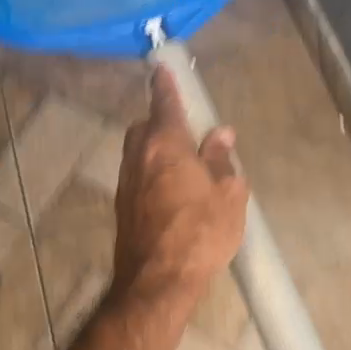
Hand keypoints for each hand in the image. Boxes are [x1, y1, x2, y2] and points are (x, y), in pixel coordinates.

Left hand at [111, 68, 249, 304]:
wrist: (157, 280)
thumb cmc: (200, 233)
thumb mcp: (228, 194)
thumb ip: (221, 160)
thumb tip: (220, 135)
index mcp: (165, 145)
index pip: (164, 104)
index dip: (165, 86)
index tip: (162, 69)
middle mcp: (138, 157)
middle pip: (144, 127)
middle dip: (161, 122)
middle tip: (187, 131)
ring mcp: (126, 182)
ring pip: (138, 152)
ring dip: (156, 149)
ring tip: (184, 162)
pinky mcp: (122, 205)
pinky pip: (137, 175)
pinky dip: (151, 171)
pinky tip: (171, 189)